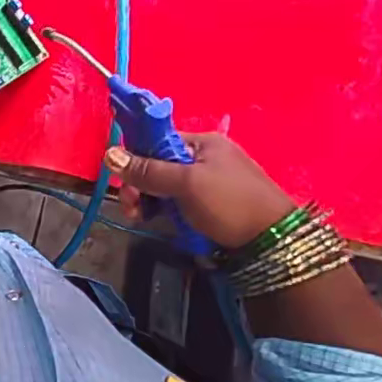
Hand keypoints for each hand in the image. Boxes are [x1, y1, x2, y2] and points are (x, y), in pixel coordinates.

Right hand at [104, 133, 295, 249]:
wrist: (272, 240)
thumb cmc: (229, 204)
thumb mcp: (186, 184)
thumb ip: (147, 170)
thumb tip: (109, 153)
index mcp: (201, 143)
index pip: (155, 141)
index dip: (134, 159)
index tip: (123, 181)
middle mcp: (201, 157)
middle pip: (154, 164)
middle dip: (137, 185)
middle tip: (132, 207)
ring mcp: (204, 179)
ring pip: (160, 184)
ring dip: (145, 200)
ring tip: (141, 217)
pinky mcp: (205, 201)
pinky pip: (172, 199)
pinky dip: (160, 208)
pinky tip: (155, 219)